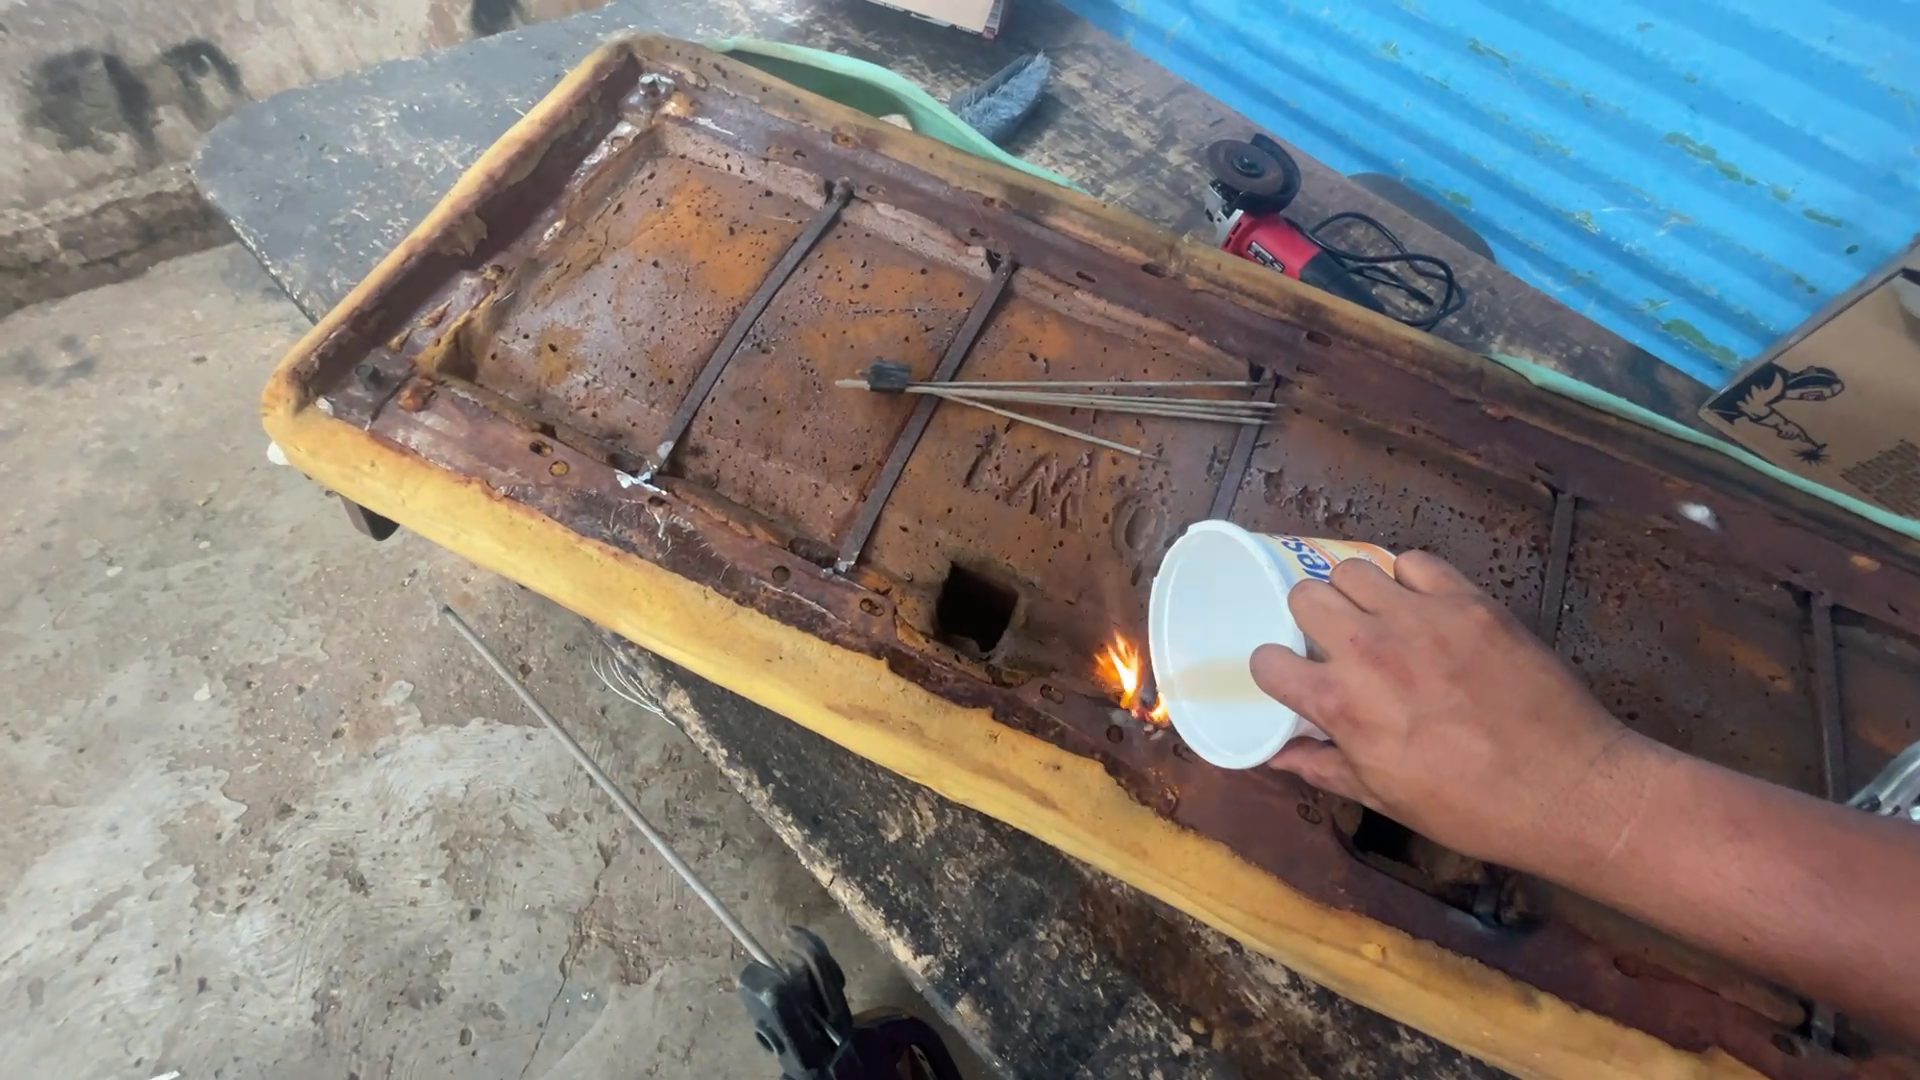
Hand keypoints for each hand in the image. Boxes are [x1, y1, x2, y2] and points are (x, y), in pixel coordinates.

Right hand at [1250, 551, 1651, 872]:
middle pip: (1303, 594)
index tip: (1293, 677)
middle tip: (1335, 639)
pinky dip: (1410, 578)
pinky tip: (1422, 604)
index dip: (1274, 669)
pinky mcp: (1468, 602)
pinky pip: (1415, 561)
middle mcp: (1367, 650)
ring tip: (1377, 616)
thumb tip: (1272, 755)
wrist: (1575, 793)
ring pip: (1351, 569)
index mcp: (1340, 703)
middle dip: (1309, 617)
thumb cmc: (1470, 806)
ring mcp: (1419, 619)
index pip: (1267, 660)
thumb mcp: (1382, 797)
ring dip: (1355, 592)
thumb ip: (1319, 766)